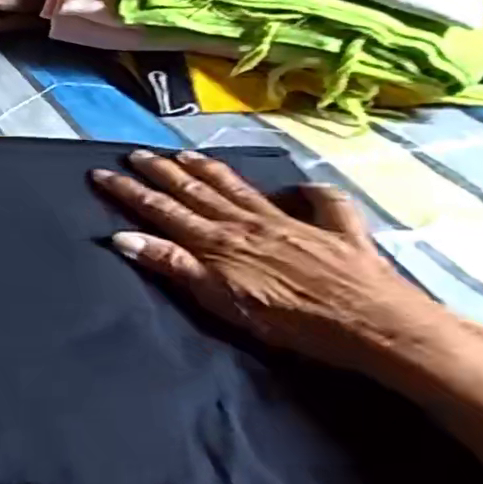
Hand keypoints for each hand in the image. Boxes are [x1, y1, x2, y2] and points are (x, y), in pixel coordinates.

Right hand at [91, 149, 455, 376]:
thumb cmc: (293, 323)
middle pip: (195, 191)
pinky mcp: (339, 234)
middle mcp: (248, 223)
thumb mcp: (220, 300)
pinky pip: (325, 205)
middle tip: (136, 154)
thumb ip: (173, 265)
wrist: (381, 329)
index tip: (101, 173)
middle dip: (161, 172)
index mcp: (217, 240)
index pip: (161, 209)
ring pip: (241, 190)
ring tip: (185, 154)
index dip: (128, 190)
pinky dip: (312, 193)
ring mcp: (294, 224)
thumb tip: (122, 236)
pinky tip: (304, 186)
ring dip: (210, 171)